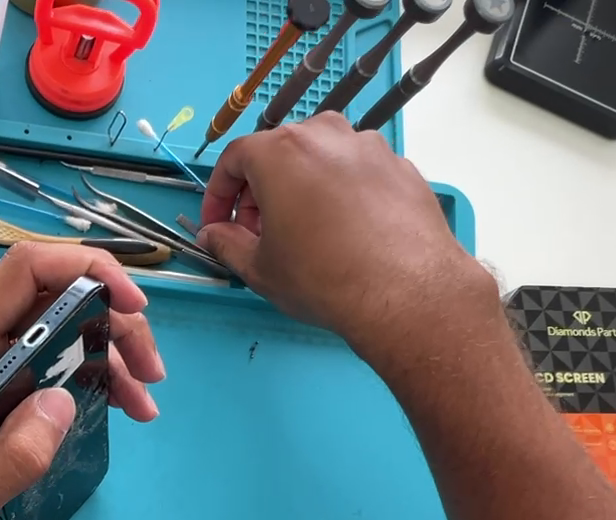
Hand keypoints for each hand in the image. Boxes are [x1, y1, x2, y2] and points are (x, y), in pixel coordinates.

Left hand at [0, 244, 163, 519]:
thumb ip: (17, 453)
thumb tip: (64, 400)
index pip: (21, 273)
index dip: (85, 269)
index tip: (133, 304)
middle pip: (50, 296)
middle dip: (113, 321)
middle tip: (152, 375)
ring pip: (52, 324)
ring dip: (105, 351)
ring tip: (142, 402)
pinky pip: (39, 351)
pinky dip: (81, 369)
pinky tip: (114, 400)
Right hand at [196, 114, 497, 361]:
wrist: (403, 289)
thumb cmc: (318, 276)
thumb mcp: (258, 267)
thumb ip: (226, 244)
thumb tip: (212, 234)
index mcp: (281, 153)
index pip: (234, 158)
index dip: (218, 194)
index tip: (216, 225)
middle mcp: (325, 135)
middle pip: (278, 152)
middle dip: (258, 191)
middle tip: (255, 233)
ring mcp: (368, 146)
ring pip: (319, 158)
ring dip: (298, 188)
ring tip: (299, 231)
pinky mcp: (400, 165)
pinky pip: (354, 172)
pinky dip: (336, 193)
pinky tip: (340, 233)